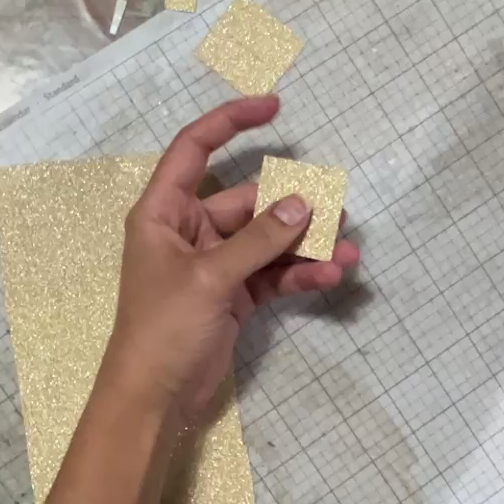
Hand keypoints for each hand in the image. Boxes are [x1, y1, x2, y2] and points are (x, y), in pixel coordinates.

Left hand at [103, 96, 359, 422]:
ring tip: (347, 252)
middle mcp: (191, 231)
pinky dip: (298, 274)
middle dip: (292, 208)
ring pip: (267, 241)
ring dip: (304, 246)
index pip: (195, 149)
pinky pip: (272, 274)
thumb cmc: (164, 329)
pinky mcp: (234, 295)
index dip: (230, 122)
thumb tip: (302, 203)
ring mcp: (216, 264)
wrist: (156, 397)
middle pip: (249, 202)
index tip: (273, 106)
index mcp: (165, 212)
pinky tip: (330, 275)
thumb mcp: (209, 278)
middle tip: (337, 213)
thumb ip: (257, 240)